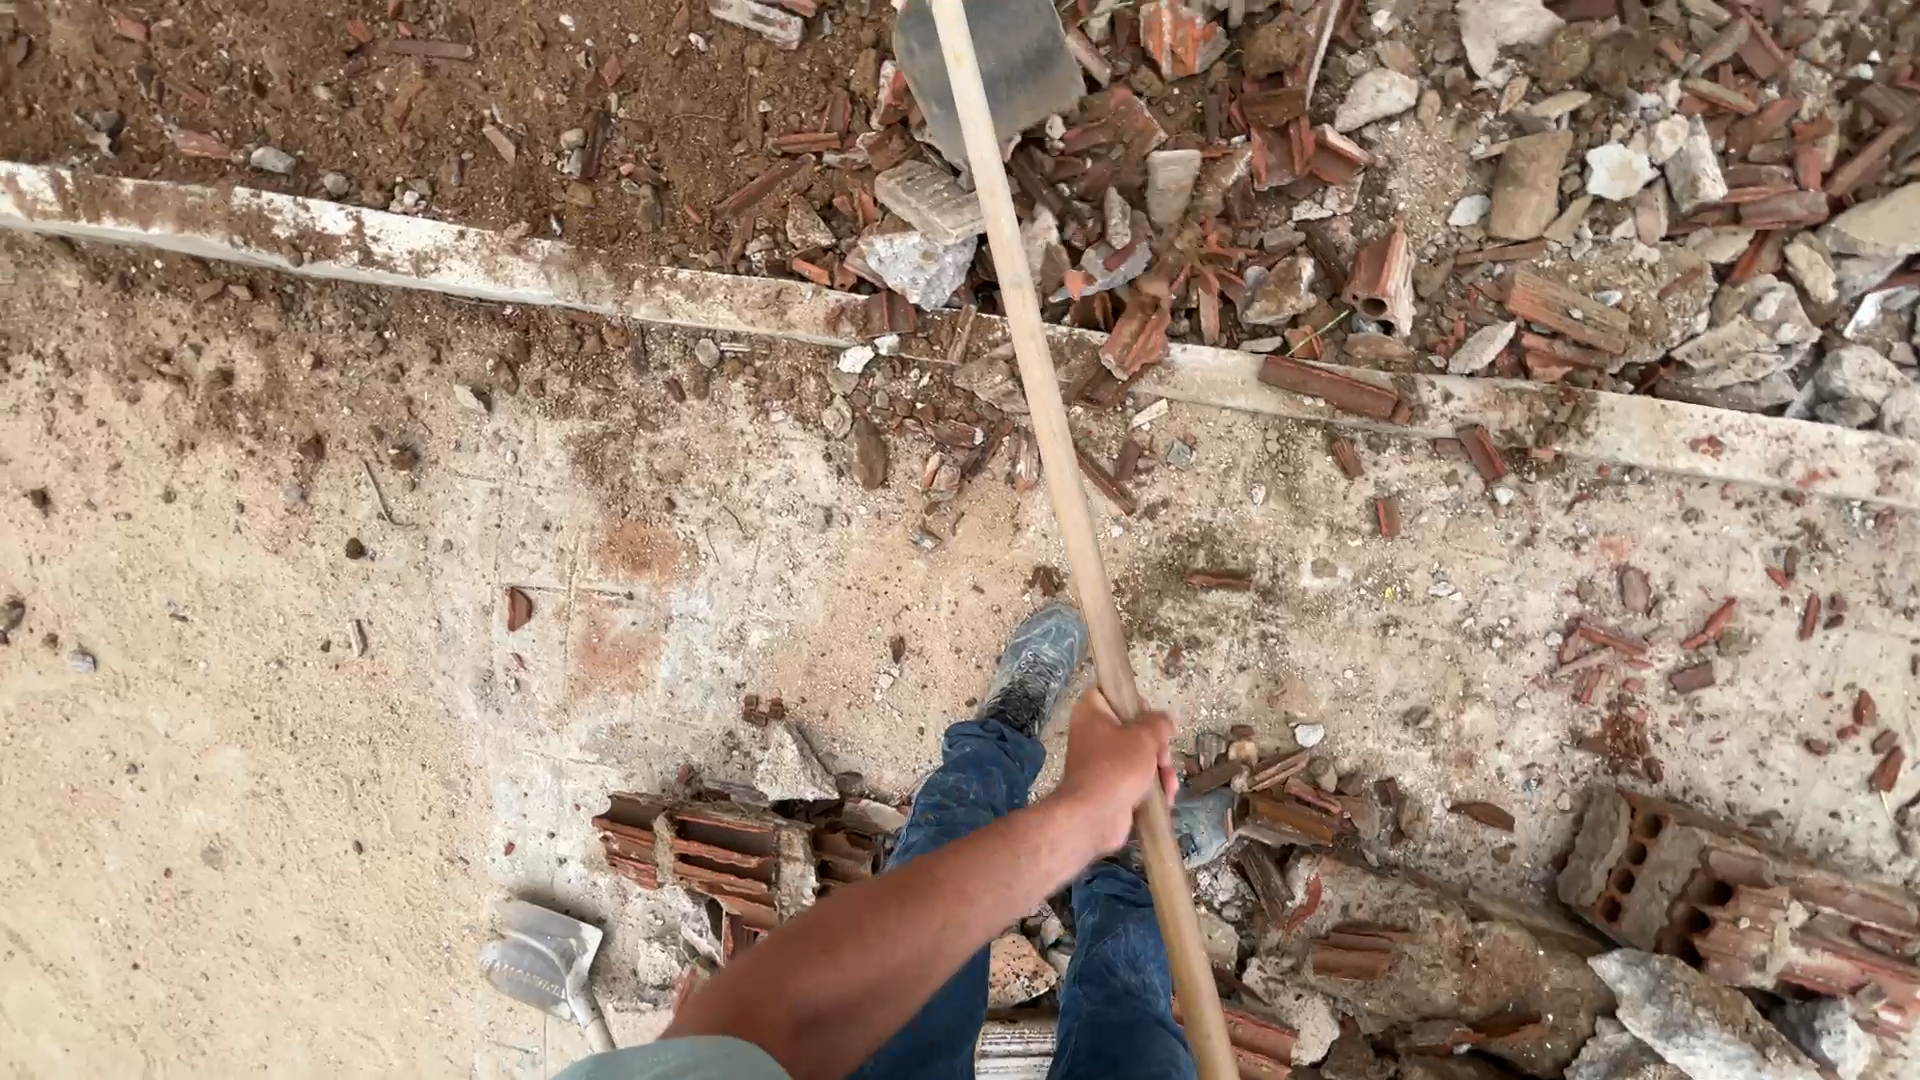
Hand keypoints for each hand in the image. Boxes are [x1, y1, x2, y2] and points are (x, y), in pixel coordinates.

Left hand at [1051, 688, 1177, 854]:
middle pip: (1133, 728)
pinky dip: (1151, 786)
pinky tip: (1165, 797)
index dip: (1134, 702)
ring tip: (1168, 784)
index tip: (1151, 716)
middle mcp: (1092, 732)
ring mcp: (1100, 760)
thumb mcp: (1144, 737)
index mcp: (1091, 712)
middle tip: (1164, 758)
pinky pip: (1135, 777)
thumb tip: (1164, 721)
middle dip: (1157, 745)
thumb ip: (1158, 723)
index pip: (1112, 693)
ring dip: (1159, 769)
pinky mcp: (1109, 784)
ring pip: (1138, 755)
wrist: (1094, 816)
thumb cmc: (1116, 767)